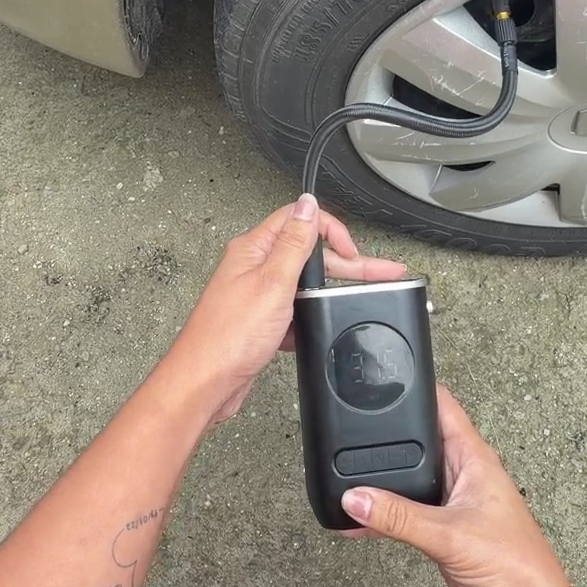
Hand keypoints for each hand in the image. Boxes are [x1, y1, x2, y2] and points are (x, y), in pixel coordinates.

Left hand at [164, 194, 406, 422]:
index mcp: (254, 249)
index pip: (298, 220)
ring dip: (330, 291)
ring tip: (363, 295)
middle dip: (345, 263)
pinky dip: (309, 316)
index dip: (329, 230)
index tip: (351, 250)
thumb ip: (294, 242)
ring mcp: (257, 294)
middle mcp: (254, 267)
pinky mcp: (261, 320)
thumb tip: (307, 203)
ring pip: (303, 284)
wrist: (206, 383)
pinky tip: (323, 324)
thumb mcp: (272, 281)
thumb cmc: (229, 335)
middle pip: (308, 254)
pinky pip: (294, 310)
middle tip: (380, 272)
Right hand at [341, 387, 586, 586]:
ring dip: (384, 478)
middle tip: (354, 422)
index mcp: (475, 457)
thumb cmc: (517, 568)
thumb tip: (355, 498)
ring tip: (347, 474)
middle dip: (390, 432)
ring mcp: (452, 501)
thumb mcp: (450, 534)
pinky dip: (383, 514)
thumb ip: (398, 516)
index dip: (417, 385)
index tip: (387, 372)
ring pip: (411, 475)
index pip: (442, 404)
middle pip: (420, 438)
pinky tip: (358, 521)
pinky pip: (406, 511)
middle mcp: (464, 472)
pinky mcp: (443, 530)